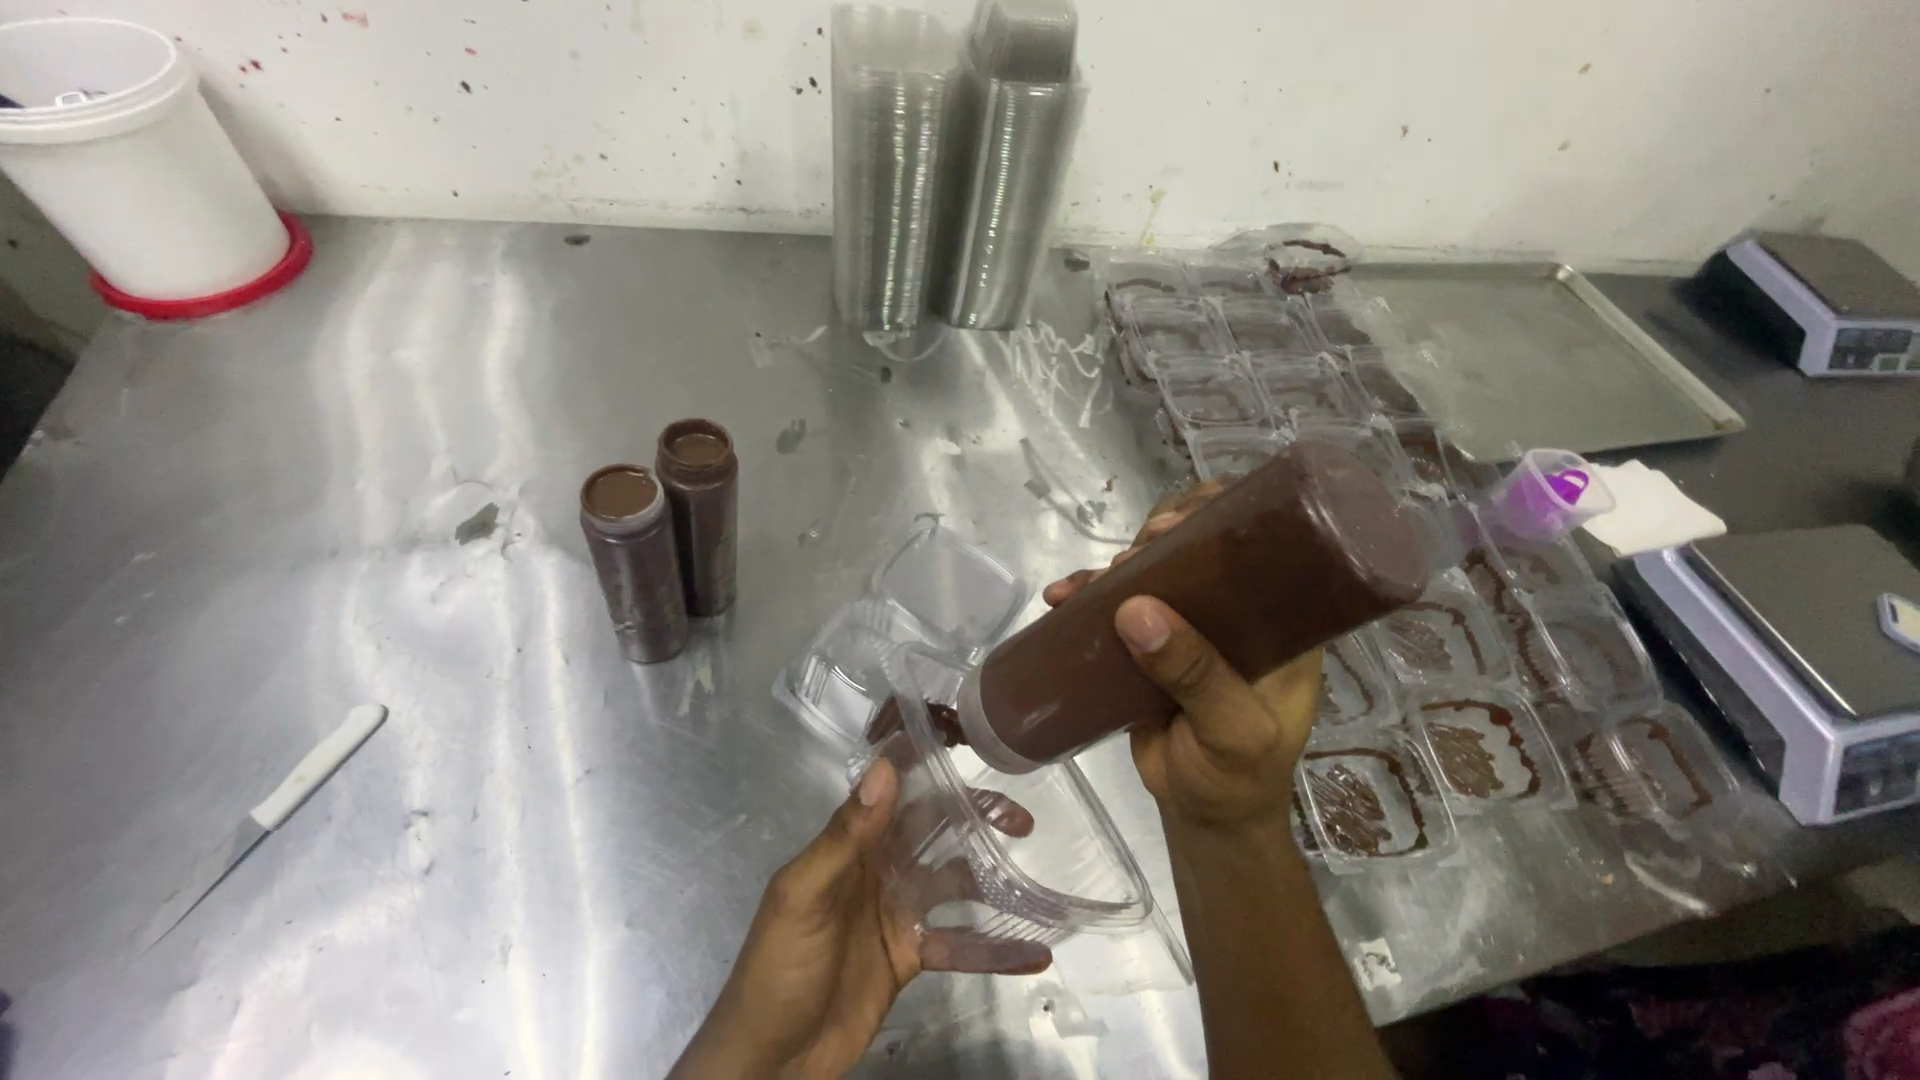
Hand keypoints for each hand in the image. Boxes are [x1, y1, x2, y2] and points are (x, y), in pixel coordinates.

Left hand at [670, 760, 1051, 1079]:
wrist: (772, 1057)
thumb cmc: (778, 965)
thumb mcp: (804, 894)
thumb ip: (845, 834)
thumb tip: (886, 768)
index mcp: (849, 844)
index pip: (889, 789)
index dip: (922, 760)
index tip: (965, 737)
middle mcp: (878, 868)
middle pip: (934, 831)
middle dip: (975, 818)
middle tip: (1021, 819)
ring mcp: (897, 913)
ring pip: (955, 883)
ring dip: (993, 879)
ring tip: (1037, 880)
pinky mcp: (911, 956)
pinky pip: (959, 945)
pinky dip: (995, 949)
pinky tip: (1034, 953)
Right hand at [1042, 479, 1317, 828]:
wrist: (1201, 818)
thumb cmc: (1238, 777)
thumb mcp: (1233, 731)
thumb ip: (1197, 676)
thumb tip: (1137, 609)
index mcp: (1282, 623)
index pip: (1265, 545)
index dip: (1221, 519)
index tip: (1173, 524)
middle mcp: (1238, 615)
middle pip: (1199, 550)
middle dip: (1155, 540)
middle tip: (1125, 559)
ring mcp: (1192, 630)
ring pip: (1153, 576)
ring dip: (1114, 569)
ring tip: (1084, 585)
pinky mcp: (1151, 648)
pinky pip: (1119, 611)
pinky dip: (1088, 600)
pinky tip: (1060, 599)